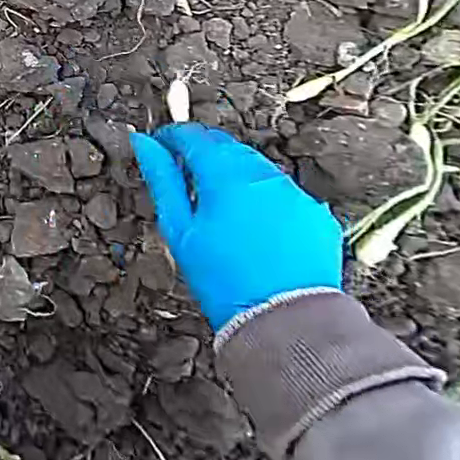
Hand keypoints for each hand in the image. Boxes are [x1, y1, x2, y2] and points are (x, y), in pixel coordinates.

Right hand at [131, 123, 343, 331]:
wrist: (284, 324)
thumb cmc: (225, 282)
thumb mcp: (180, 229)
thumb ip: (162, 179)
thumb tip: (145, 144)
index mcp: (225, 173)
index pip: (192, 135)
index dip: (172, 137)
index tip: (162, 146)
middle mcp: (262, 173)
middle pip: (225, 147)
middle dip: (203, 156)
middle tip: (188, 183)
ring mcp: (292, 192)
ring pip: (255, 167)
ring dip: (235, 177)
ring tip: (222, 212)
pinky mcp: (314, 213)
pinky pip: (283, 193)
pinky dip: (266, 200)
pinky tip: (256, 230)